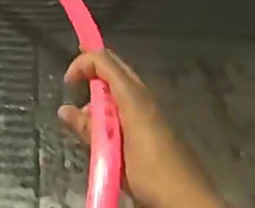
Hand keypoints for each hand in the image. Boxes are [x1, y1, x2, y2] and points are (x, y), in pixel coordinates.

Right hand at [59, 50, 227, 207]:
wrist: (191, 200)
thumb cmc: (151, 173)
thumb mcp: (113, 154)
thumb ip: (89, 130)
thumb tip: (63, 110)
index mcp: (132, 95)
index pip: (103, 60)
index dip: (82, 64)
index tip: (68, 84)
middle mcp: (143, 94)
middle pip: (114, 65)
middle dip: (92, 69)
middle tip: (74, 82)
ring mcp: (152, 108)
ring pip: (121, 84)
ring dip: (102, 92)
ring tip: (89, 119)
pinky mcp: (156, 123)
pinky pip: (129, 101)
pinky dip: (114, 106)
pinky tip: (108, 131)